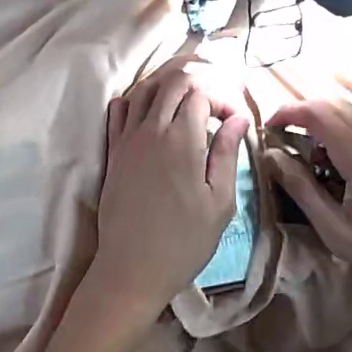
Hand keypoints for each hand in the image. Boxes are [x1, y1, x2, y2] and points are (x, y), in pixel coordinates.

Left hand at [85, 61, 250, 315]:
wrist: (131, 269)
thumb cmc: (184, 241)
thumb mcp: (219, 202)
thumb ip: (227, 153)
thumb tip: (238, 118)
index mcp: (181, 139)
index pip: (201, 93)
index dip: (222, 99)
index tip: (233, 121)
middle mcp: (151, 129)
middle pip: (172, 82)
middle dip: (198, 84)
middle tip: (213, 108)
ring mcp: (127, 138)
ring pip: (144, 89)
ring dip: (168, 87)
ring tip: (187, 103)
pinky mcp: (112, 151)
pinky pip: (119, 109)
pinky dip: (137, 100)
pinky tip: (152, 113)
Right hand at [265, 99, 351, 316]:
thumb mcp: (337, 232)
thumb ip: (301, 188)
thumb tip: (271, 155)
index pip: (318, 111)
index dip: (289, 111)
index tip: (271, 126)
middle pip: (339, 109)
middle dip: (311, 122)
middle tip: (294, 151)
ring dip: (337, 132)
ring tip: (328, 169)